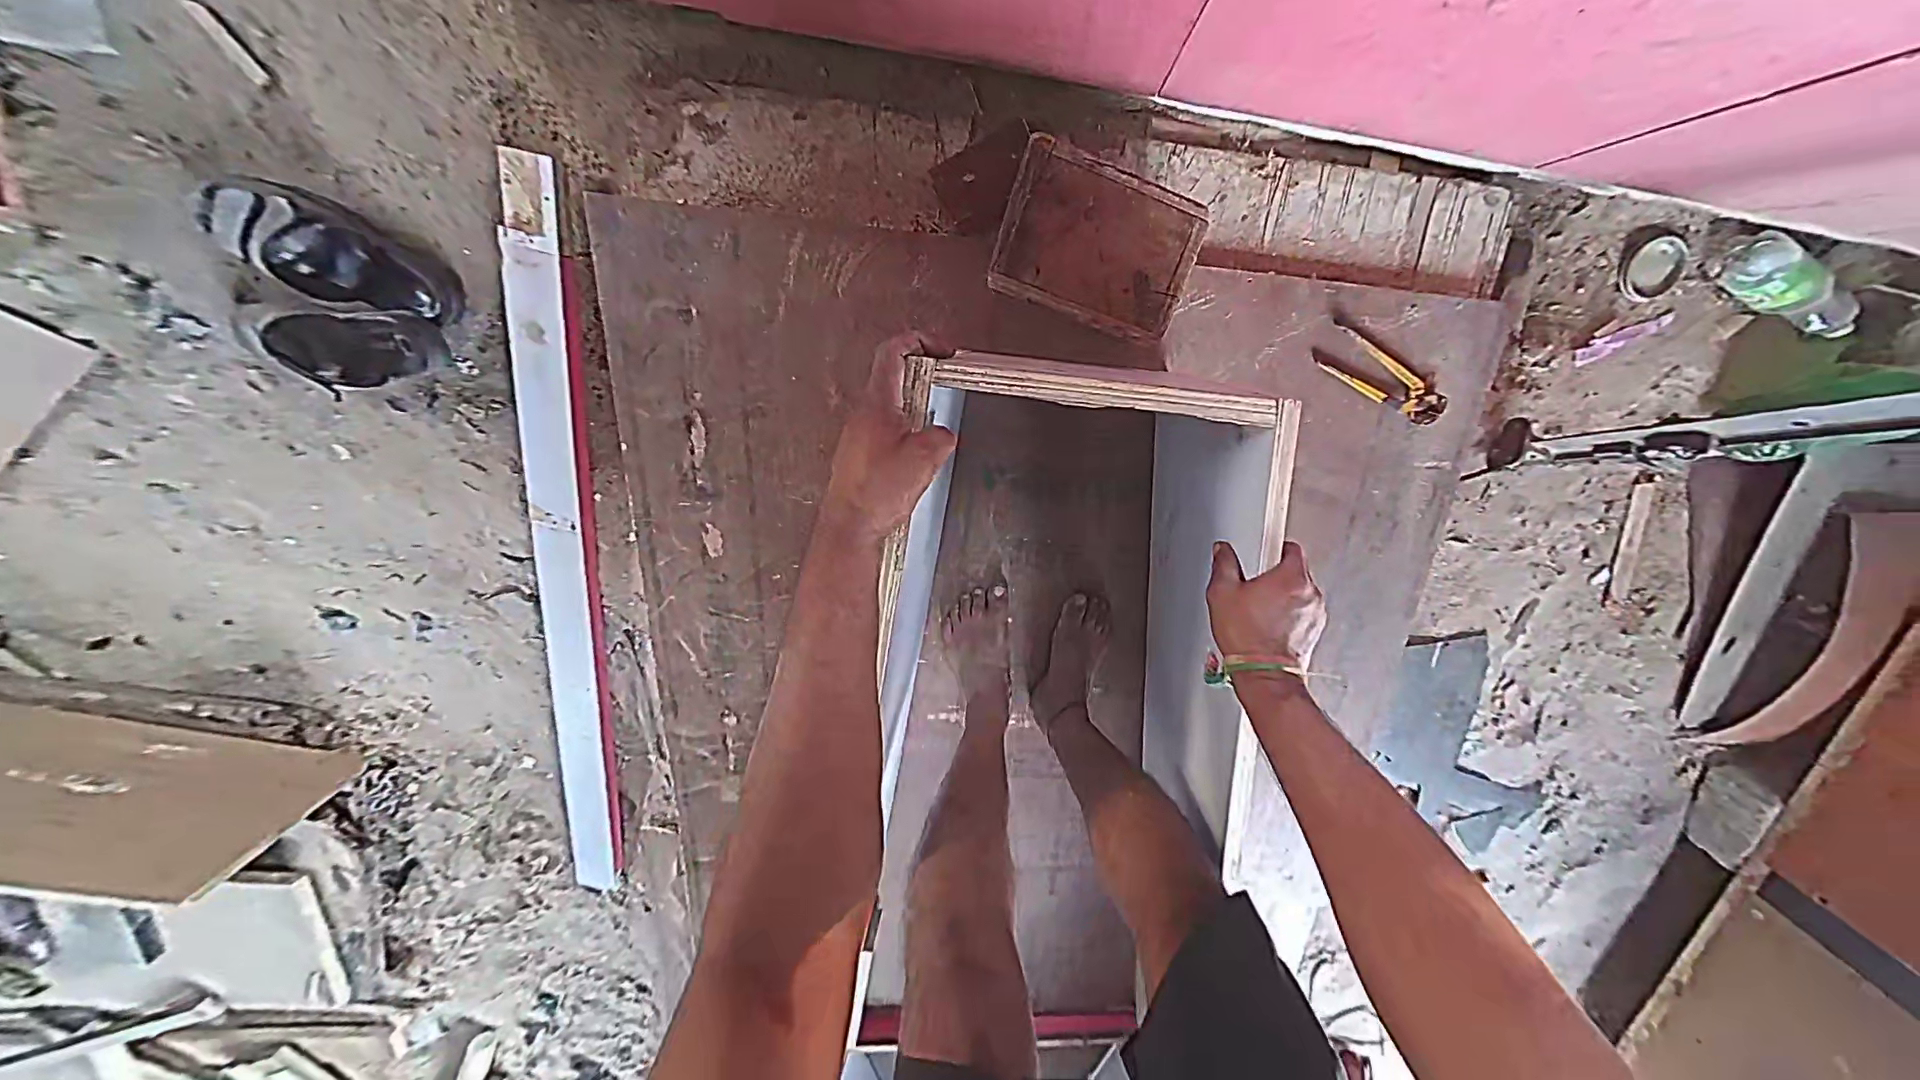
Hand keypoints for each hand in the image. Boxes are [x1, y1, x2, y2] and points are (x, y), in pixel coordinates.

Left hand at [818, 332, 958, 542]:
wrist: (850, 526)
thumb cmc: (875, 494)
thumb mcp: (925, 458)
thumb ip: (941, 436)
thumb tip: (942, 434)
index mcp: (877, 404)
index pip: (893, 352)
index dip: (919, 341)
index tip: (940, 349)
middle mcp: (862, 414)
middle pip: (893, 377)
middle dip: (923, 376)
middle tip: (943, 382)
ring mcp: (858, 434)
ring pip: (890, 407)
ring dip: (915, 409)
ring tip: (932, 430)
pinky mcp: (859, 455)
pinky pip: (885, 432)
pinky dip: (905, 434)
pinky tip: (915, 459)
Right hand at [1206, 541, 1326, 668]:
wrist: (1262, 671)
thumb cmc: (1246, 636)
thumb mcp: (1222, 592)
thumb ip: (1224, 564)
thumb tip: (1223, 551)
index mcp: (1291, 576)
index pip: (1293, 549)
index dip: (1277, 549)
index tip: (1266, 554)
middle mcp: (1309, 592)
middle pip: (1296, 572)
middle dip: (1277, 577)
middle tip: (1255, 588)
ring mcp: (1315, 613)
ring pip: (1300, 594)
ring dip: (1284, 597)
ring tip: (1260, 610)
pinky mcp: (1314, 630)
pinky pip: (1302, 613)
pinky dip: (1289, 616)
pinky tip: (1268, 625)